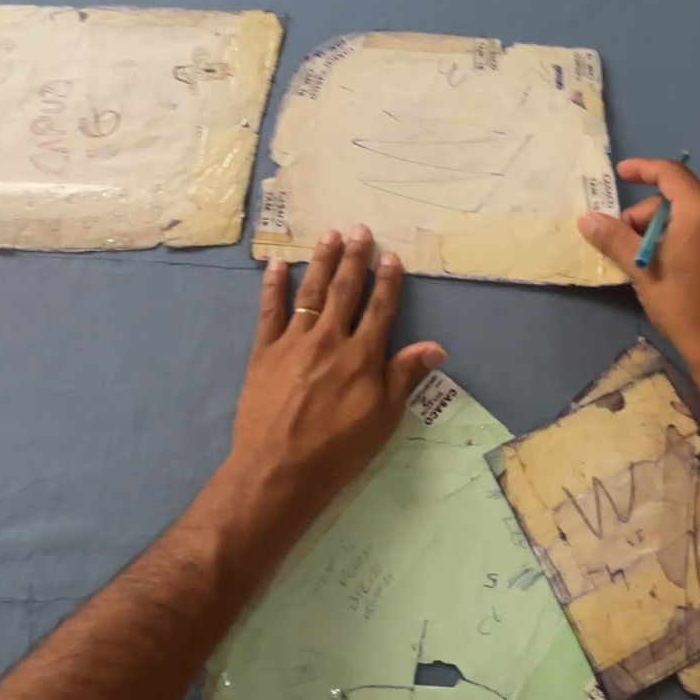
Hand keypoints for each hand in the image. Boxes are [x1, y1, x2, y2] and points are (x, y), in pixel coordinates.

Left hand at [223, 225, 445, 514]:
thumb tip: (436, 346)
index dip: (387, 281)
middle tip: (359, 229)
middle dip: (354, 258)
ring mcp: (294, 342)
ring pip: (310, 292)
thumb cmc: (338, 450)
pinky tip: (276, 265)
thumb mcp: (383, 419)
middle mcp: (330, 340)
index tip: (391, 256)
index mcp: (362, 356)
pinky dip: (273, 286)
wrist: (279, 470)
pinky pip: (269, 311)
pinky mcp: (264, 351)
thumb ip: (405, 376)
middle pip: (345, 291)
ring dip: (320, 261)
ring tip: (328, 235)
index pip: (380, 309)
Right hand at [578, 158, 699, 377]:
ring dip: (659, 231)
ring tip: (641, 262)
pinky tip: (664, 268)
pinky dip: (678, 240)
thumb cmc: (684, 305)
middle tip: (622, 243)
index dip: (643, 169)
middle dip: (644, 215)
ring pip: (688, 218)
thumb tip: (586, 219)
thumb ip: (614, 239)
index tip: (619, 174)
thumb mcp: (642, 270)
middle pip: (676, 199)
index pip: (671, 174)